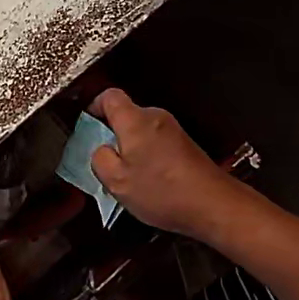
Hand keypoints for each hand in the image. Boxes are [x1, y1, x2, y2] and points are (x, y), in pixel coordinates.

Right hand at [89, 88, 257, 240]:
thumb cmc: (163, 191)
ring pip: (140, 131)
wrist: (211, 203)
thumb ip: (99, 160)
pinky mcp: (183, 143)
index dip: (94, 107)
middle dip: (112, 136)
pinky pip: (155, 142)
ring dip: (131, 150)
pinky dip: (147, 157)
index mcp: (134, 119)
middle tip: (106, 163)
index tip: (87, 126)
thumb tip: (100, 150)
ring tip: (129, 180)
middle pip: (125, 115)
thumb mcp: (116, 182)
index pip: (108, 96)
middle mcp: (154, 116)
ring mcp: (171, 128)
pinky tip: (149, 183)